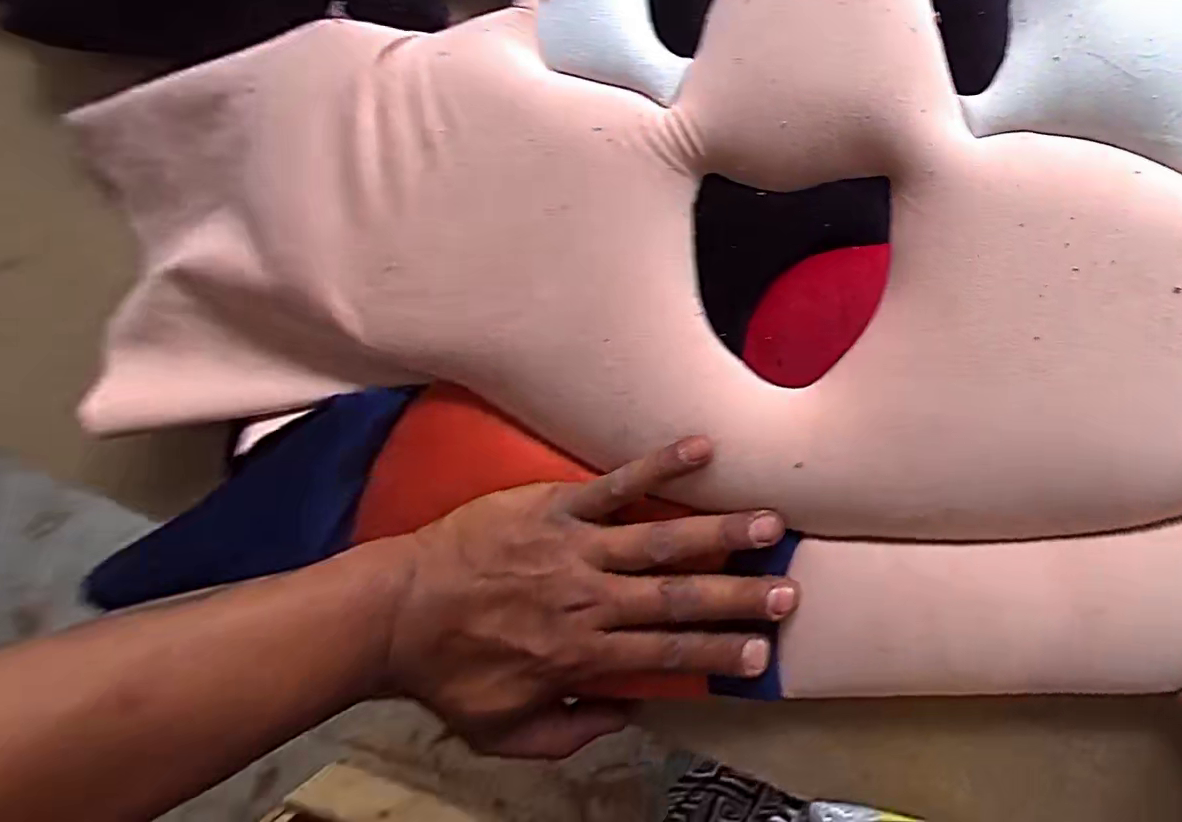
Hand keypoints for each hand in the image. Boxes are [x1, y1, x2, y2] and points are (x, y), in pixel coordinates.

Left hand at [380, 436, 796, 757]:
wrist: (394, 610)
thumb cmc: (450, 670)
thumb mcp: (500, 729)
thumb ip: (566, 733)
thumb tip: (630, 713)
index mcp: (581, 654)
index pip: (666, 654)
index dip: (717, 653)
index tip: (763, 651)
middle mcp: (591, 600)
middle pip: (677, 598)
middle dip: (737, 595)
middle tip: (787, 590)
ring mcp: (578, 548)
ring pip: (661, 541)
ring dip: (718, 532)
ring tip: (768, 522)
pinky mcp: (560, 506)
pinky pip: (616, 484)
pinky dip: (660, 466)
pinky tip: (702, 449)